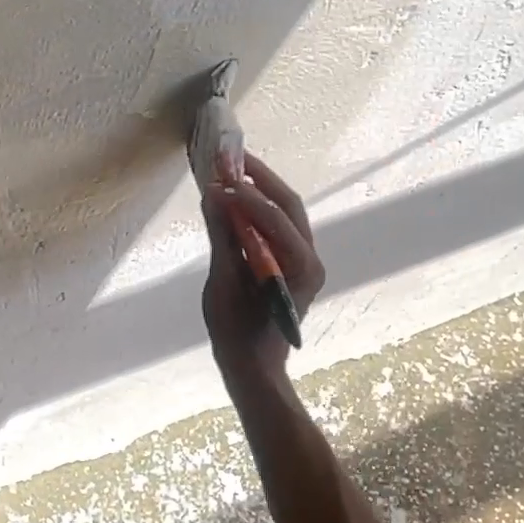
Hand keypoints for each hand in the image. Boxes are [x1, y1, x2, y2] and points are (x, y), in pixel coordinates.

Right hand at [201, 151, 324, 376]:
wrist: (253, 366)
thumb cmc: (237, 332)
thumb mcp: (223, 284)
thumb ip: (222, 236)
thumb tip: (213, 193)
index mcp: (301, 268)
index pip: (276, 218)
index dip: (247, 195)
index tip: (217, 178)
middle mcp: (310, 258)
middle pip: (288, 204)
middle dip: (259, 177)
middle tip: (227, 156)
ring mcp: (303, 258)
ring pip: (286, 210)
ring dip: (259, 186)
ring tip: (229, 167)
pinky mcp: (291, 260)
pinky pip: (277, 222)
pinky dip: (257, 204)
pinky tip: (234, 195)